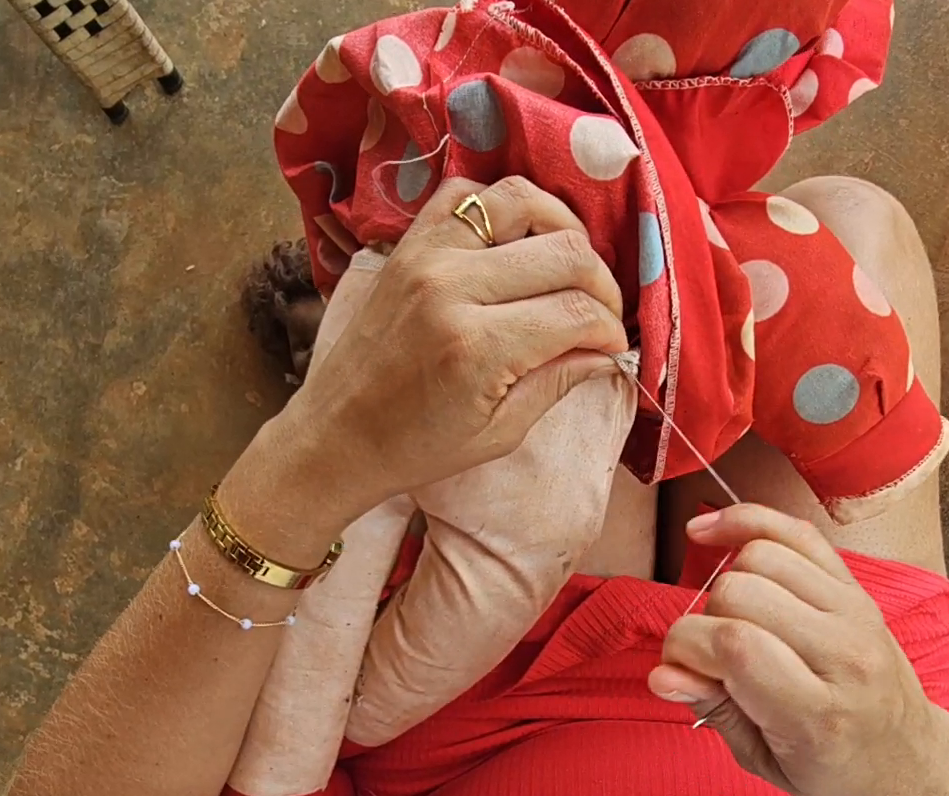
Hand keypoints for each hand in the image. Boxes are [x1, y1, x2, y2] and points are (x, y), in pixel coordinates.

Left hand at [274, 175, 629, 519]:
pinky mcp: (406, 245)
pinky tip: (519, 241)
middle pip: (563, 252)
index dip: (608, 330)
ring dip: (562, 230)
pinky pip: (466, 193)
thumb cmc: (417, 448)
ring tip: (571, 268)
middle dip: (600, 285)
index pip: (575, 313)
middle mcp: (453, 286)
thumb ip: (556, 383)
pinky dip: (504, 206)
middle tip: (599, 316)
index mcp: (477, 346)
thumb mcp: (498, 434)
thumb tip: (607, 352)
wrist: (336, 436)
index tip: (611, 348)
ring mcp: (425, 255)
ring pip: (521, 201)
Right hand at [649, 504, 948, 795]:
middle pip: (741, 593)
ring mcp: (854, 611)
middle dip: (704, 620)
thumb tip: (661, 674)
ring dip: (725, 583)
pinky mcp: (855, 587)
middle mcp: (842, 653)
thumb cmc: (829, 767)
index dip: (686, 646)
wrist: (905, 757)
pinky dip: (746, 522)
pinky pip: (794, 531)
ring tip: (730, 617)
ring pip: (761, 556)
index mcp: (818, 713)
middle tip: (713, 653)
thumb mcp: (762, 761)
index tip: (680, 666)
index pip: (735, 645)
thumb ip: (712, 709)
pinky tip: (709, 532)